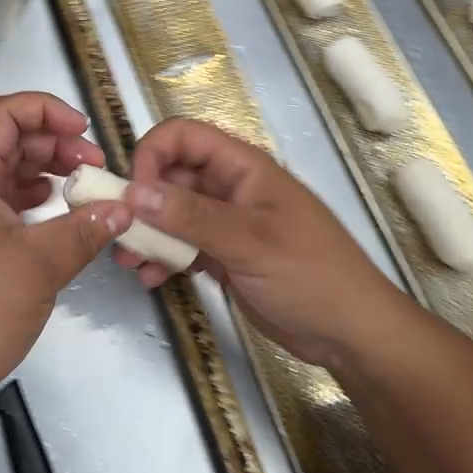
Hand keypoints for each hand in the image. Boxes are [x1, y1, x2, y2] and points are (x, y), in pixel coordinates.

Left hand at [0, 93, 132, 409]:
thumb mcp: (39, 264)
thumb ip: (84, 230)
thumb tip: (123, 209)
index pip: (3, 115)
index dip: (44, 110)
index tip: (85, 131)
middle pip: (10, 142)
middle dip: (55, 142)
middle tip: (96, 165)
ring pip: (12, 174)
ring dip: (49, 171)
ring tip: (87, 187)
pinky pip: (11, 205)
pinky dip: (40, 201)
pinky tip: (64, 213)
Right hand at [116, 118, 407, 365]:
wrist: (354, 336)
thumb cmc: (311, 275)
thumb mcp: (249, 243)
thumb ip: (190, 216)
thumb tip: (133, 193)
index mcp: (243, 167)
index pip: (183, 136)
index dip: (153, 154)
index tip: (134, 192)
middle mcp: (230, 188)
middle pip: (171, 175)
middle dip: (141, 200)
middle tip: (118, 232)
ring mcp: (227, 223)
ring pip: (172, 213)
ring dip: (146, 233)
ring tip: (127, 262)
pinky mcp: (225, 255)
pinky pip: (182, 245)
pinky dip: (163, 258)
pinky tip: (151, 279)